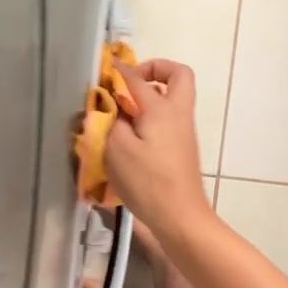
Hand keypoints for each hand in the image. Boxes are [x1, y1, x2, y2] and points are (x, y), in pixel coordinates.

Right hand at [106, 59, 212, 230]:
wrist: (180, 217)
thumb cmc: (147, 181)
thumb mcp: (117, 149)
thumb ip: (110, 121)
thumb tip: (112, 108)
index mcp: (162, 109)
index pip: (137, 78)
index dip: (119, 70)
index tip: (104, 70)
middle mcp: (178, 114)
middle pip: (178, 76)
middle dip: (155, 70)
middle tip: (130, 84)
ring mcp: (183, 132)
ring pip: (174, 98)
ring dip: (152, 96)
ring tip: (124, 112)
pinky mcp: (181, 149)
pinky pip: (169, 119)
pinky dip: (152, 117)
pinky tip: (131, 137)